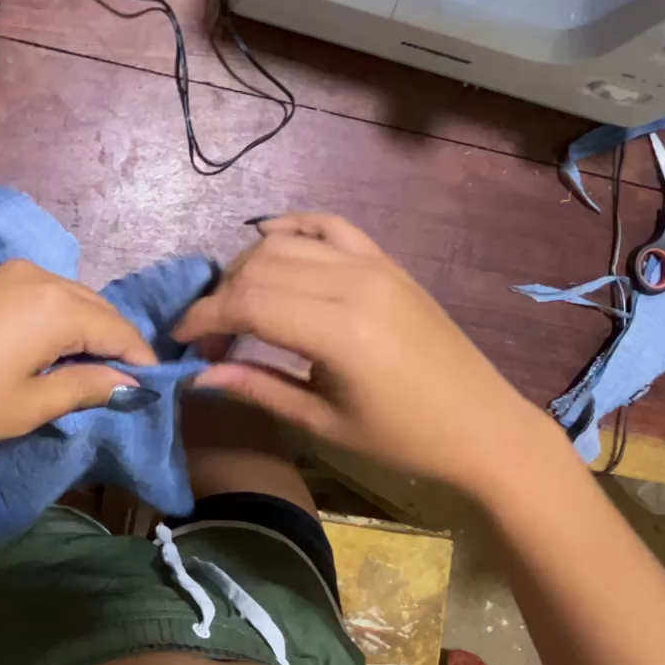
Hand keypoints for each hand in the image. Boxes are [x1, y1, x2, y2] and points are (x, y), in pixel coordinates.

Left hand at [0, 260, 156, 461]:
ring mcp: (6, 273)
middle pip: (96, 306)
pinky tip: (50, 348)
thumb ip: (85, 387)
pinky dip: (56, 318)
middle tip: (124, 381)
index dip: (140, 359)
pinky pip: (39, 295)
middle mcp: (39, 276)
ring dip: (85, 328)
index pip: (118, 329)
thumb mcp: (27, 406)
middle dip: (115, 341)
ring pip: (68, 297)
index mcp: (56, 306)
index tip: (153, 388)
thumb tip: (128, 383)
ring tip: (88, 368)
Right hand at [173, 213, 543, 491]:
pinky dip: (293, 227)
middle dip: (220, 296)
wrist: (484, 428)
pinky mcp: (387, 261)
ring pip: (287, 242)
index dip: (204, 317)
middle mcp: (354, 282)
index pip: (247, 302)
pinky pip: (330, 225)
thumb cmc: (404, 439)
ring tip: (236, 303)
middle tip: (208, 334)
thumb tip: (198, 373)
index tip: (180, 338)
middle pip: (260, 267)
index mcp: (339, 330)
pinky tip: (270, 240)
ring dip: (248, 266)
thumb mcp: (322, 423)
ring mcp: (373, 264)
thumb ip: (257, 386)